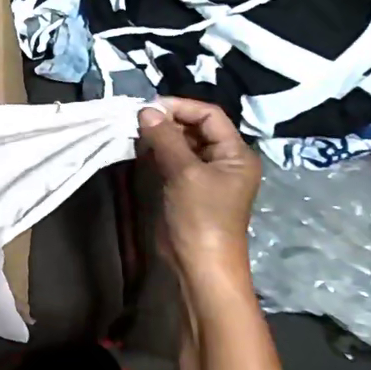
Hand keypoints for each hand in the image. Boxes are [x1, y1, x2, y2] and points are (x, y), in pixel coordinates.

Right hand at [138, 98, 260, 274]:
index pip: (209, 115)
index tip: (148, 107)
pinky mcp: (186, 187)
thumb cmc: (201, 216)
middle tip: (136, 119)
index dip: (180, 107)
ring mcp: (204, 174)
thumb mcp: (185, 172)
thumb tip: (145, 110)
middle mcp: (223, 159)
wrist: (200, 263)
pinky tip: (139, 149)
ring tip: (134, 132)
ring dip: (159, 136)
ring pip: (181, 143)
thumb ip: (165, 138)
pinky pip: (172, 160)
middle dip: (167, 120)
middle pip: (195, 127)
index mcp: (236, 153)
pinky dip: (156, 152)